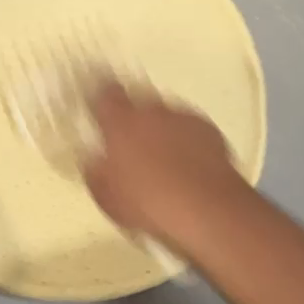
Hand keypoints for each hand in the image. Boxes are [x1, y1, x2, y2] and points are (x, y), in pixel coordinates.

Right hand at [81, 81, 248, 238]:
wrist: (205, 209)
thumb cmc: (148, 204)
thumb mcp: (106, 196)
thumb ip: (96, 171)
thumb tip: (95, 161)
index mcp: (120, 121)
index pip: (103, 93)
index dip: (100, 98)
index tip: (99, 107)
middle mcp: (151, 110)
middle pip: (138, 102)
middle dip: (134, 119)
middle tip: (132, 146)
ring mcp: (182, 117)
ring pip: (165, 116)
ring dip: (162, 130)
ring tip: (164, 161)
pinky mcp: (208, 129)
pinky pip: (190, 129)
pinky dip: (186, 141)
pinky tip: (188, 166)